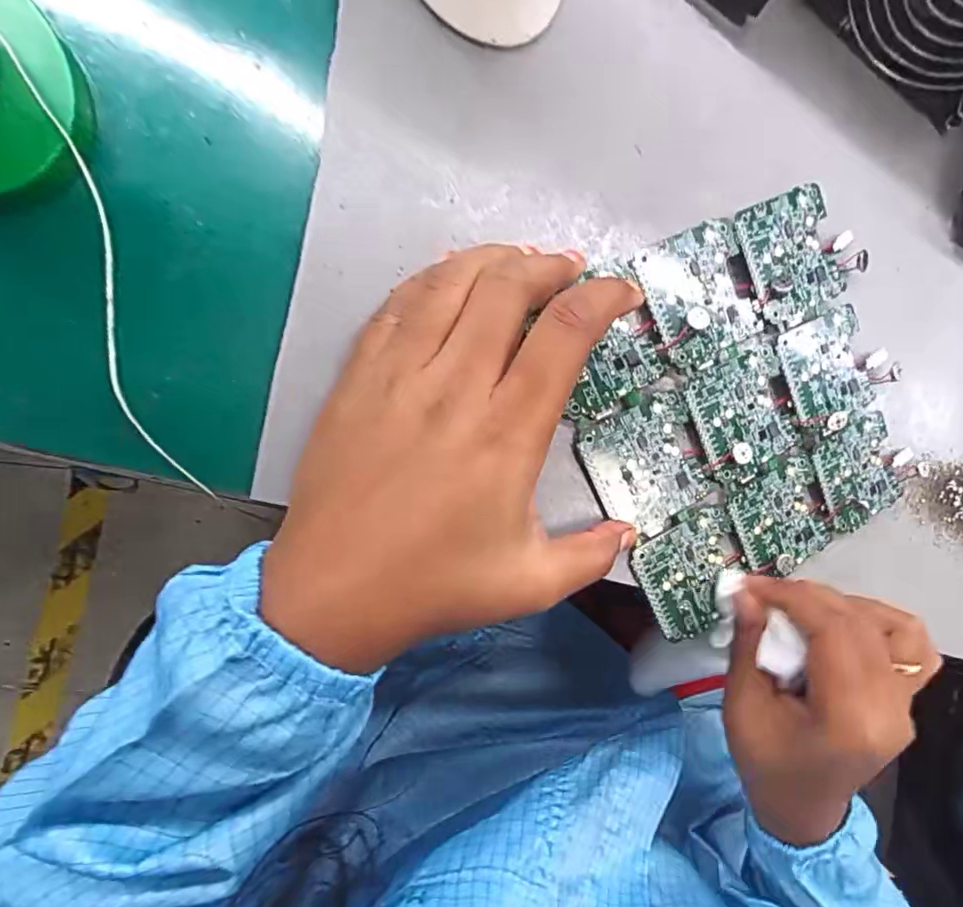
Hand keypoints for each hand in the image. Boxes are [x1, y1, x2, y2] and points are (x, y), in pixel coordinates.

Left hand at [261, 246, 643, 672]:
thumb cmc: (433, 587)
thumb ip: (589, 557)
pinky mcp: (357, 380)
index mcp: (506, 434)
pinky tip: (445, 279)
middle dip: (548, 265)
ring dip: (491, 260)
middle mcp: (454, 389)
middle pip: (506, 289)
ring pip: (448, 284)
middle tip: (569, 271)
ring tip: (516, 260)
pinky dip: (429, 280)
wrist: (333, 592)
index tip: (620, 293)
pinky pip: (395, 307)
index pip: (563, 336)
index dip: (601, 300)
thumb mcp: (529, 586)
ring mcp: (398, 378)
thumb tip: (629, 533)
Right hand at [722, 577, 941, 846]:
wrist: (801, 808)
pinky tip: (844, 625)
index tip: (752, 586)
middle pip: (860, 623)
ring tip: (803, 611)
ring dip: (843, 606)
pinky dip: (879, 624)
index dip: (792, 597)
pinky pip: (912, 646)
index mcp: (848, 718)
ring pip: (894, 626)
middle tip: (766, 595)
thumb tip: (746, 594)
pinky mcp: (909, 701)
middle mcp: (891, 708)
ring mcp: (908, 705)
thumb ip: (748, 645)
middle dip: (808, 597)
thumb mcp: (741, 705)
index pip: (833, 631)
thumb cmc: (765, 763)